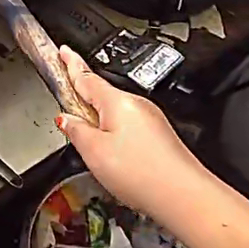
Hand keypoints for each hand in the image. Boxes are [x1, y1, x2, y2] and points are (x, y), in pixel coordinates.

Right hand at [56, 47, 218, 224]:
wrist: (184, 197)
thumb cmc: (143, 174)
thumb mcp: (93, 152)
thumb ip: (75, 130)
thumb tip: (65, 119)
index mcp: (117, 102)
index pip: (86, 76)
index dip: (71, 62)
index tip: (64, 51)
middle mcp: (136, 105)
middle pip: (101, 96)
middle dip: (83, 100)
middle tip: (67, 107)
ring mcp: (150, 120)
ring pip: (115, 114)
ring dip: (98, 122)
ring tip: (90, 145)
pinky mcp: (158, 137)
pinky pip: (128, 128)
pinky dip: (114, 135)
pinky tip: (113, 155)